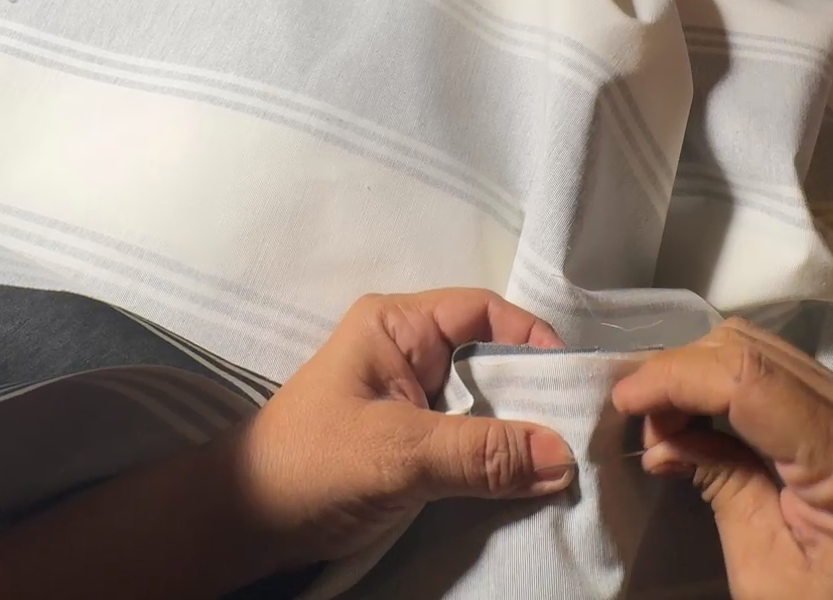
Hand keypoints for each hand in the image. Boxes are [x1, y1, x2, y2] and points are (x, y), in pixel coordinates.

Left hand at [224, 288, 577, 569]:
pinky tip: (531, 477)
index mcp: (397, 325)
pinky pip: (471, 434)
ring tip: (569, 456)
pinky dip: (501, 453)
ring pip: (484, 398)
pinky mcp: (414, 436)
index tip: (573, 382)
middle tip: (583, 428)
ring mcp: (412, 394)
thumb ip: (481, 453)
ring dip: (521, 426)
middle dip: (534, 388)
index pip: (481, 311)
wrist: (250, 522)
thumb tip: (564, 454)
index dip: (530, 336)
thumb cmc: (312, 466)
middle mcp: (409, 349)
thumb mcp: (399, 454)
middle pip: (489, 354)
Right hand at [612, 319, 832, 599]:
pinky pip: (776, 365)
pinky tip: (704, 418)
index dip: (674, 376)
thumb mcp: (770, 575)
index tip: (623, 402)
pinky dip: (725, 380)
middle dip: (679, 374)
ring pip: (756, 345)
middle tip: (648, 428)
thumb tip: (659, 436)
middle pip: (747, 348)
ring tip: (670, 426)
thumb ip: (719, 485)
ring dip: (699, 373)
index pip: (747, 377)